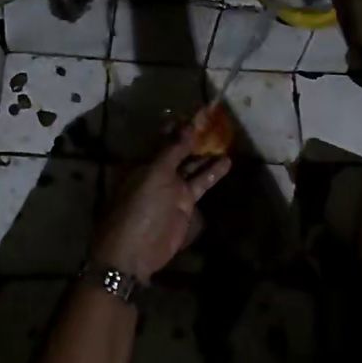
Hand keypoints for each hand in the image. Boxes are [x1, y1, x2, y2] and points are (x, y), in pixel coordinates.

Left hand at [90, 124, 230, 280]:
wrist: (134, 252)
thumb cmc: (139, 208)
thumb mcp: (155, 174)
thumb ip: (172, 150)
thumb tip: (186, 125)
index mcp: (144, 160)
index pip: (165, 136)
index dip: (180, 124)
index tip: (198, 110)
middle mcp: (158, 171)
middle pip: (180, 149)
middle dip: (196, 136)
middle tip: (217, 120)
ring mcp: (172, 188)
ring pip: (192, 165)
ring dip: (207, 153)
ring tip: (226, 137)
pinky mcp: (184, 205)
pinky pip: (200, 184)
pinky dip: (212, 174)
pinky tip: (227, 162)